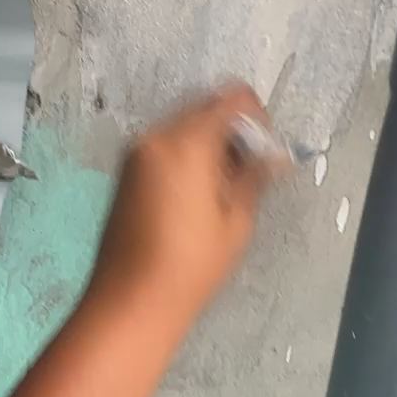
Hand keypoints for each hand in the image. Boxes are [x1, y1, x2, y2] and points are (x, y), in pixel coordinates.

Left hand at [85, 82, 290, 326]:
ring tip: (223, 190)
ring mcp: (134, 154)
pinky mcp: (125, 173)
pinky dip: (186, 157)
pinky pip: (163, 148)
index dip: (257, 117)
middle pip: (204, 110)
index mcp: (185, 142)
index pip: (230, 98)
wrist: (130, 298)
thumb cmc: (190, 264)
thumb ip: (253, 176)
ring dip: (209, 145)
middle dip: (232, 133)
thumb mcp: (236, 220)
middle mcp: (154, 138)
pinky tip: (197, 195)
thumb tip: (270, 155)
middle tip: (248, 173)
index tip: (264, 151)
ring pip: (183, 128)